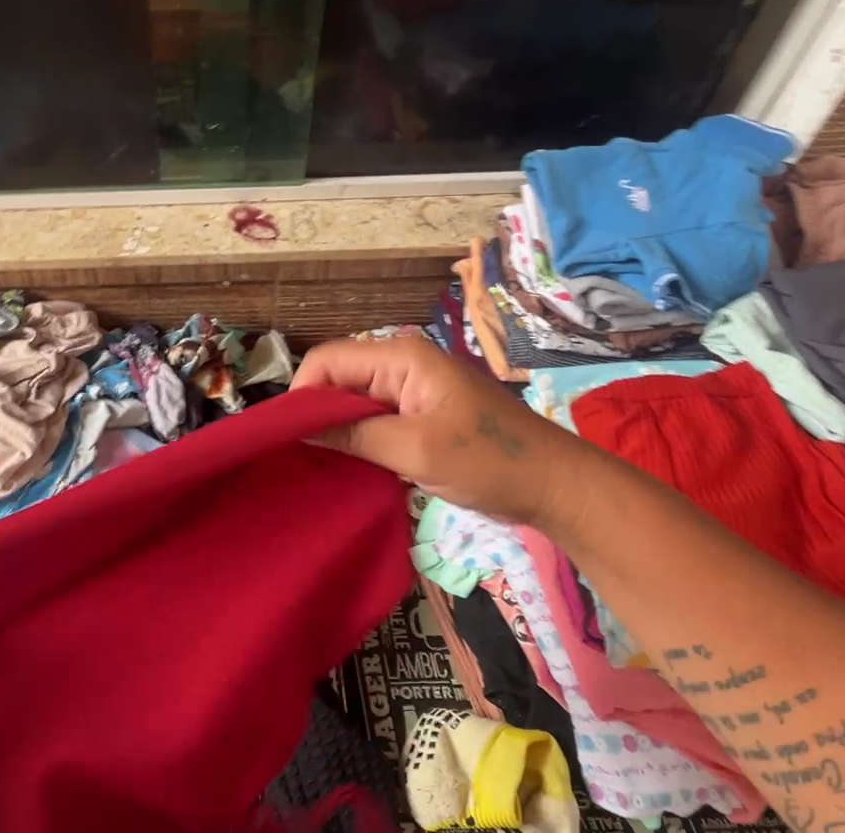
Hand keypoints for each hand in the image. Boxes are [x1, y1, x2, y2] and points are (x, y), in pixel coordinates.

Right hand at [291, 336, 606, 528]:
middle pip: (337, 380)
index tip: (289, 439)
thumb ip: (355, 435)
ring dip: (336, 432)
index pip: (327, 361)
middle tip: (301, 459)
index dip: (302, 395)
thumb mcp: (417, 450)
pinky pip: (372, 422)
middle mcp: (401, 366)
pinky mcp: (418, 418)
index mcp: (402, 358)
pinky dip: (357, 443)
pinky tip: (348, 469)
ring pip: (352, 403)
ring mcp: (411, 393)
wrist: (555, 486)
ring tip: (319, 468)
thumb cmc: (490, 461)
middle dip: (316, 415)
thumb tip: (298, 430)